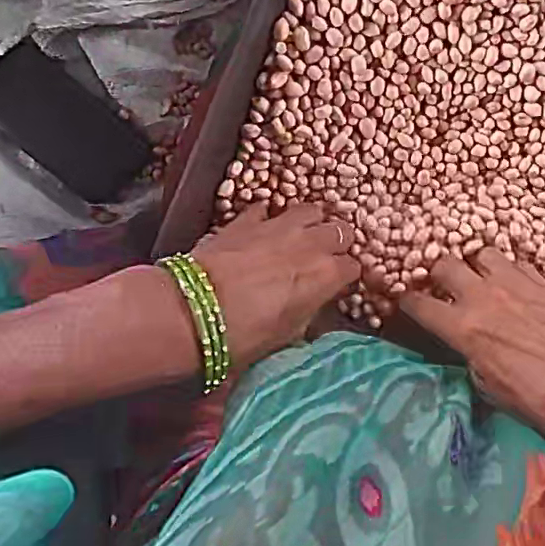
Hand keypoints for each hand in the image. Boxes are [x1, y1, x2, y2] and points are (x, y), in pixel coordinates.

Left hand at [193, 203, 359, 366]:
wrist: (191, 311)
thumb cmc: (242, 336)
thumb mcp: (287, 335)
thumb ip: (309, 312)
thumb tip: (313, 305)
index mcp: (325, 275)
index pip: (353, 268)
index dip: (346, 277)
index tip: (338, 285)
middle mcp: (309, 244)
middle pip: (340, 231)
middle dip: (337, 243)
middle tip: (326, 258)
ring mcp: (277, 226)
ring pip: (311, 210)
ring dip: (311, 222)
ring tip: (303, 236)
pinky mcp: (246, 220)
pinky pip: (267, 209)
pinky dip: (269, 218)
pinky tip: (263, 228)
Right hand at [399, 248, 544, 431]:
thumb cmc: (532, 398)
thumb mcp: (485, 385)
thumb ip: (468, 353)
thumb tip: (466, 342)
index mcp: (463, 328)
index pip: (419, 304)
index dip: (407, 301)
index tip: (406, 302)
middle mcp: (482, 297)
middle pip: (444, 265)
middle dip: (437, 274)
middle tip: (441, 285)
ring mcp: (514, 283)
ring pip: (482, 253)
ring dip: (476, 265)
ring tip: (480, 277)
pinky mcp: (542, 281)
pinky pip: (517, 263)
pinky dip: (509, 271)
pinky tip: (513, 285)